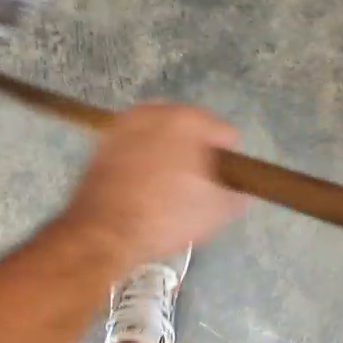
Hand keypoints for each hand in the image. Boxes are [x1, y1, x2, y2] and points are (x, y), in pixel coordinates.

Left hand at [60, 103, 247, 264]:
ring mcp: (125, 124)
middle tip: (196, 184)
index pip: (225, 133)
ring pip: (160, 136)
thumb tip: (241, 192)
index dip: (229, 159)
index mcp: (188, 119)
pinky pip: (135, 146)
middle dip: (196, 151)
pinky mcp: (103, 142)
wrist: (102, 232)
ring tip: (168, 186)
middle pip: (191, 129)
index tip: (222, 181)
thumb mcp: (215, 212)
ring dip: (168, 153)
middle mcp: (156, 111)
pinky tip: (142, 186)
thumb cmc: (164, 216)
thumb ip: (237, 195)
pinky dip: (142, 159)